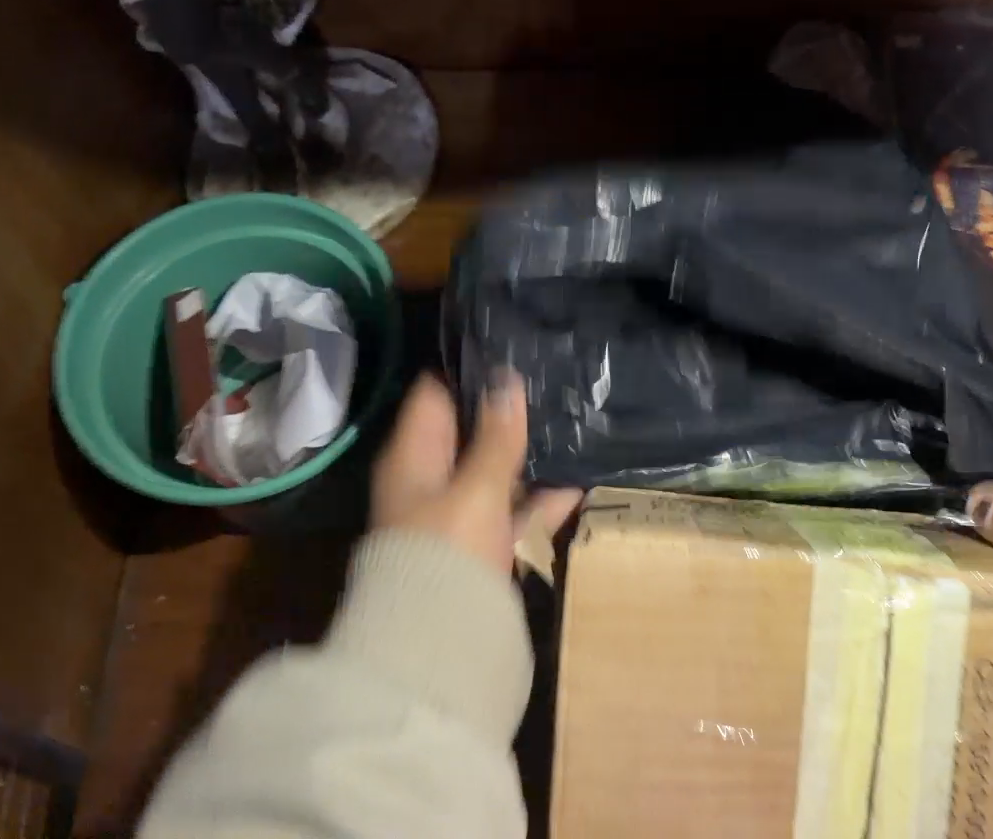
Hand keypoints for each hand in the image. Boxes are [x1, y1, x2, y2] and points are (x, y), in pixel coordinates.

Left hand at [370, 371, 584, 577]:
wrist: (441, 642)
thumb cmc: (449, 551)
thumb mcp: (476, 489)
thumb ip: (496, 438)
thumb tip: (507, 381)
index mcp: (414, 459)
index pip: (435, 396)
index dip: (469, 372)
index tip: (511, 350)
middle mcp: (431, 480)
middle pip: (468, 432)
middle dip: (506, 412)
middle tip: (550, 383)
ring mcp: (458, 513)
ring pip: (495, 471)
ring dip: (526, 455)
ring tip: (569, 423)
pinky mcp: (483, 542)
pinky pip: (514, 508)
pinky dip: (540, 498)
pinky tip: (578, 482)